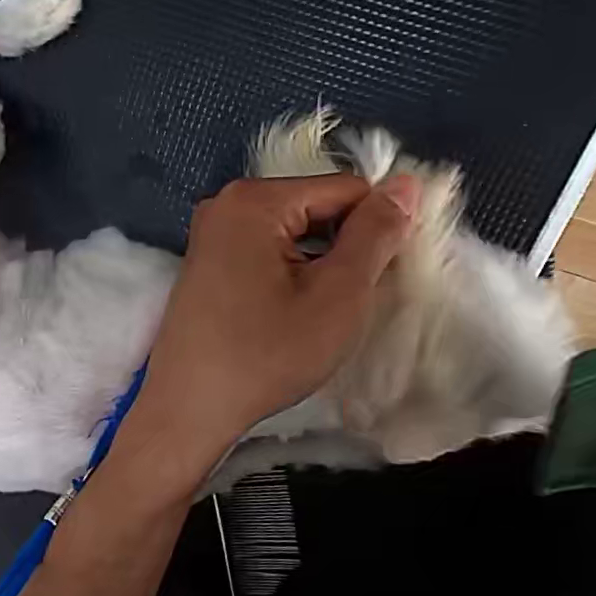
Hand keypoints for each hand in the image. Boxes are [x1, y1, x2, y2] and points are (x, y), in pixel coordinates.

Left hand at [133, 172, 421, 454]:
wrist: (189, 410)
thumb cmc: (267, 354)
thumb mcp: (338, 294)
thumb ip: (376, 234)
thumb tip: (406, 184)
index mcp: (256, 200)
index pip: (346, 190)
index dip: (379, 227)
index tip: (390, 273)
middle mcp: (228, 204)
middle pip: (317, 207)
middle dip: (349, 245)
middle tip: (359, 298)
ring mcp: (213, 234)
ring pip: (295, 232)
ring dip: (324, 263)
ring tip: (330, 310)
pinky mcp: (209, 263)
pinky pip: (270, 251)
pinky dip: (296, 273)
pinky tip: (300, 312)